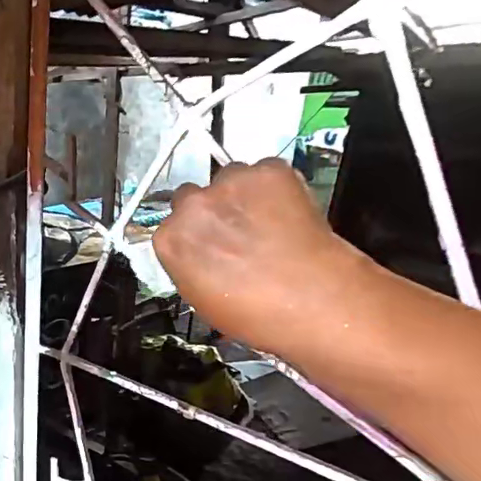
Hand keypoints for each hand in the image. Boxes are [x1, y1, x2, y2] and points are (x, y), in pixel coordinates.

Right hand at [152, 159, 374, 355]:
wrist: (312, 298)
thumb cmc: (256, 310)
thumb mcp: (198, 296)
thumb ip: (187, 262)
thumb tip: (198, 253)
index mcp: (169, 239)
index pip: (171, 224)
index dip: (193, 233)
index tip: (207, 242)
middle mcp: (192, 206)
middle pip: (193, 196)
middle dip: (211, 210)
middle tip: (235, 231)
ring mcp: (230, 184)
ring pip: (229, 178)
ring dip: (242, 194)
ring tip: (264, 222)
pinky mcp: (269, 171)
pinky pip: (266, 170)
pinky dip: (275, 186)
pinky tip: (285, 212)